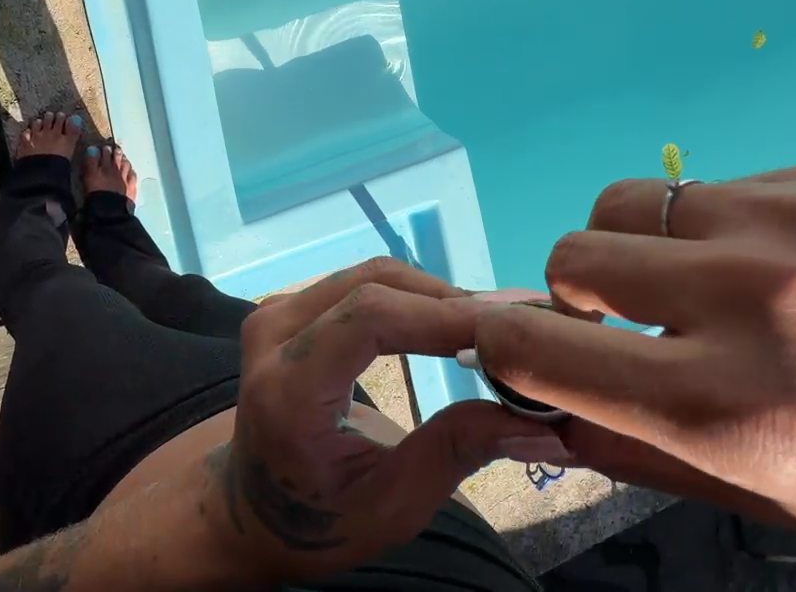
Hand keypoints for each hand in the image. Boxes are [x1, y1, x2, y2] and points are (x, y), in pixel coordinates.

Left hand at [208, 258, 559, 584]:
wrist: (249, 507)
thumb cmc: (319, 520)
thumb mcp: (393, 506)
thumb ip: (458, 451)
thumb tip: (546, 427)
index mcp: (289, 389)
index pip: (368, 320)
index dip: (442, 315)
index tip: (513, 329)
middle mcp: (272, 335)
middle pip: (370, 286)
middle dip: (448, 301)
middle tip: (516, 327)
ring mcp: (275, 313)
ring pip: (367, 276)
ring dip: (432, 295)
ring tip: (492, 325)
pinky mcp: (288, 308)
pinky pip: (356, 285)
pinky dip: (408, 297)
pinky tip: (449, 321)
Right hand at [473, 167, 795, 591]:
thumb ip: (650, 454)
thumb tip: (549, 416)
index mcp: (731, 410)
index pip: (533, 349)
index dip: (505, 350)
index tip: (518, 353)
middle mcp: (742, 303)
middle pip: (567, 260)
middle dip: (574, 301)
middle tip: (625, 331)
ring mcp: (784, 227)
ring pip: (620, 206)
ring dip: (629, 250)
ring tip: (688, 287)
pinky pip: (702, 190)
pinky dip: (703, 229)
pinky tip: (773, 265)